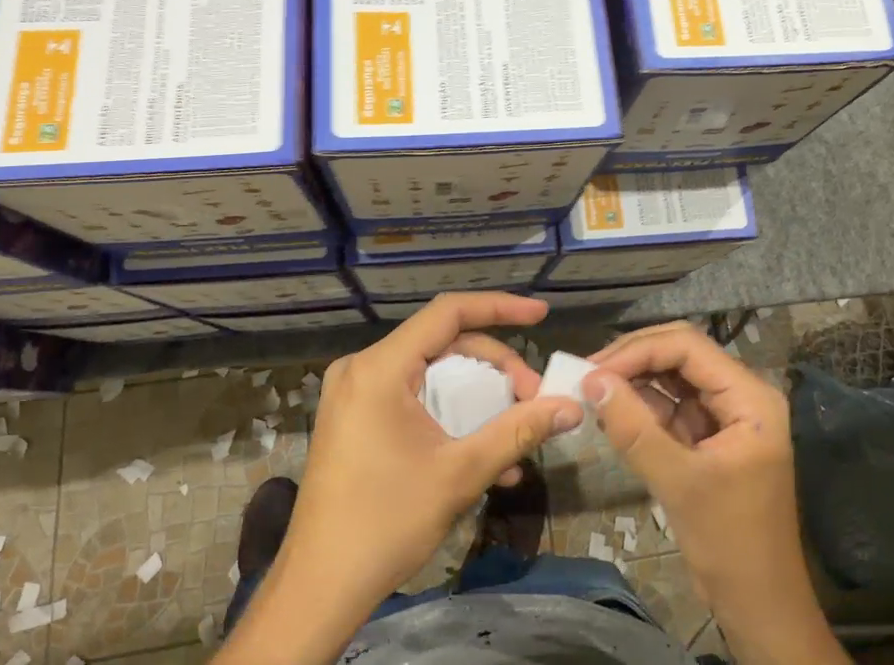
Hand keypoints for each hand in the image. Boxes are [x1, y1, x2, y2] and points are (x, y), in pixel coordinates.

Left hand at [287, 292, 581, 605]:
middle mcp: (362, 369)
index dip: (500, 308)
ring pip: (432, 375)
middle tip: (534, 399)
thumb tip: (572, 406)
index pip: (448, 313)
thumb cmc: (387, 522)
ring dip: (478, 399)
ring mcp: (354, 396)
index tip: (541, 315)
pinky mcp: (355, 421)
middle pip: (443, 345)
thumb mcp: (461, 473)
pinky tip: (489, 459)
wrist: (321, 587)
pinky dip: (451, 418)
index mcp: (379, 368)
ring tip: (518, 435)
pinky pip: (413, 400)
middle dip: (496, 369)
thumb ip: (519, 431)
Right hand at [586, 322, 845, 662]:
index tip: (592, 369)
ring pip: (673, 378)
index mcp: (750, 397)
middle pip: (681, 354)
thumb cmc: (730, 541)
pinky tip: (609, 411)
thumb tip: (591, 379)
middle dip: (633, 359)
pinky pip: (671, 407)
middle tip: (586, 373)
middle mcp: (741, 396)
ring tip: (590, 388)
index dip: (638, 350)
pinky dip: (641, 406)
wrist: (758, 602)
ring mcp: (725, 417)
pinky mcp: (709, 438)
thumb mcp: (679, 482)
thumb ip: (634, 428)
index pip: (688, 347)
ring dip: (633, 380)